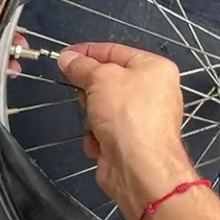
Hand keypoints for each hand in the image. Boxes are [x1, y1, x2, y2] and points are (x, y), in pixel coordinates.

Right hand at [56, 42, 198, 219]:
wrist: (139, 168)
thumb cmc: (128, 115)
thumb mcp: (100, 79)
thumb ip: (81, 66)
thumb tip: (67, 58)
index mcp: (155, 68)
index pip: (115, 51)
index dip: (87, 52)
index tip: (64, 56)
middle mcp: (153, 92)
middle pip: (108, 81)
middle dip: (90, 90)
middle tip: (84, 95)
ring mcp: (142, 119)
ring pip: (102, 107)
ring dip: (92, 116)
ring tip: (95, 123)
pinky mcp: (130, 142)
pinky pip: (104, 130)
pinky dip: (96, 136)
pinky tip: (100, 143)